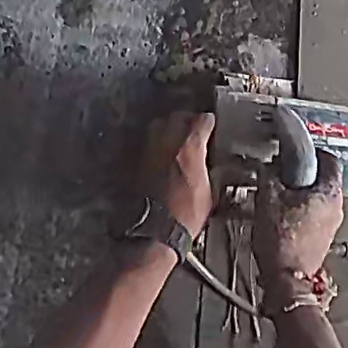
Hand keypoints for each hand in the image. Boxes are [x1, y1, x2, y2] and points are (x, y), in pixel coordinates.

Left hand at [142, 112, 215, 237]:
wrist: (154, 230)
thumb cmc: (185, 215)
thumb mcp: (208, 192)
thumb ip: (207, 169)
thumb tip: (207, 164)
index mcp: (190, 148)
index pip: (202, 121)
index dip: (208, 122)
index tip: (210, 124)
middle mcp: (168, 142)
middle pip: (177, 117)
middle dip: (187, 120)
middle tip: (193, 128)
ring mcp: (149, 150)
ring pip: (158, 124)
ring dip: (168, 127)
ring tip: (175, 137)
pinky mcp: (136, 160)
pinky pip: (147, 142)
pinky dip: (155, 143)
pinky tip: (161, 153)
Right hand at [252, 151, 343, 307]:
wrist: (285, 279)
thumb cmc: (281, 239)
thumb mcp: (267, 197)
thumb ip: (269, 174)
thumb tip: (268, 165)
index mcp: (330, 193)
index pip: (329, 158)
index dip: (310, 149)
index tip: (294, 148)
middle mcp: (337, 207)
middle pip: (322, 178)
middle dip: (301, 172)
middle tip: (280, 168)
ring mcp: (331, 224)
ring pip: (316, 196)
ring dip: (299, 191)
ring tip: (276, 190)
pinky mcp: (322, 237)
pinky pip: (313, 213)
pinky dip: (299, 207)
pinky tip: (279, 211)